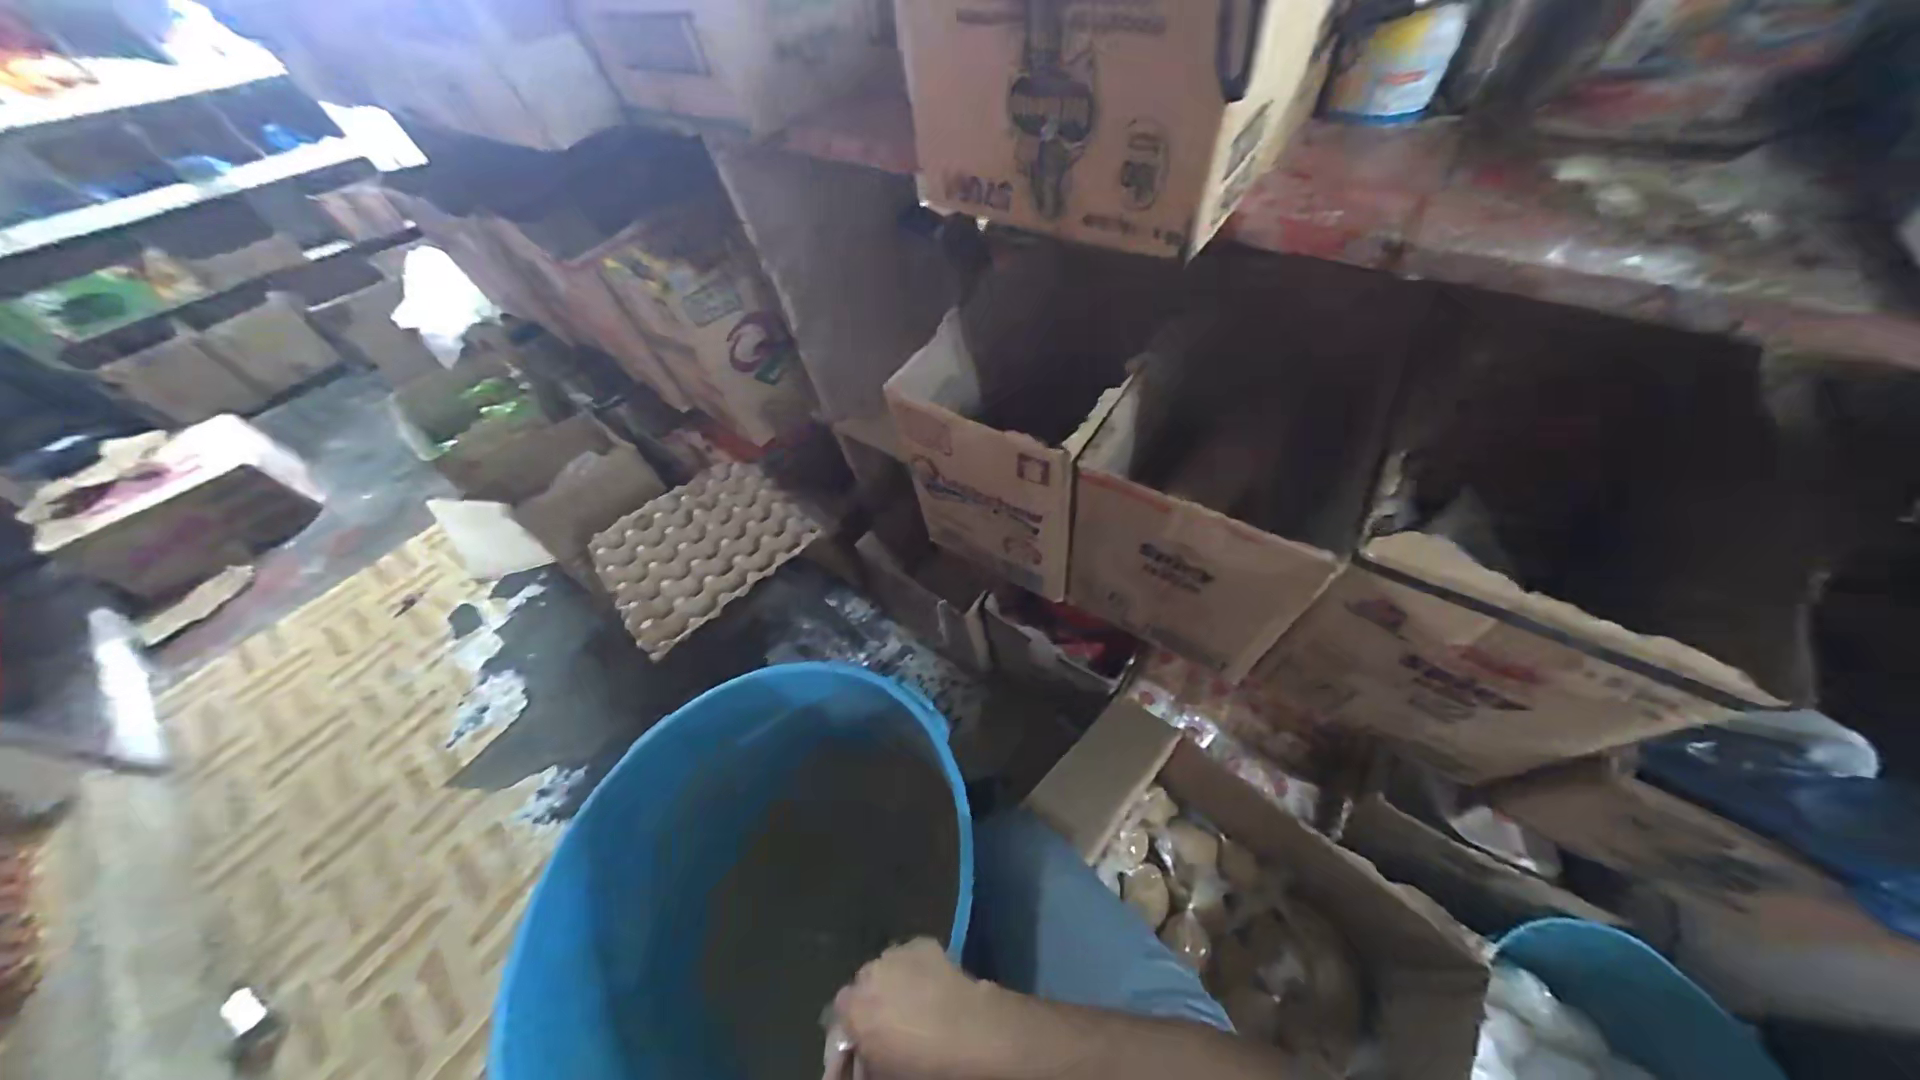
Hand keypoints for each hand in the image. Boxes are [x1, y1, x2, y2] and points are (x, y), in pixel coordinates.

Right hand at [832, 938, 1023, 1079]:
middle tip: (886, 1029)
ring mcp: (895, 952)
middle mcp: (868, 974)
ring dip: (889, 984)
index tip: (857, 1053)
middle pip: (859, 989)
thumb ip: (863, 1060)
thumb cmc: (923, 1063)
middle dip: (868, 1007)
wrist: (971, 1031)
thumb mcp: (883, 1071)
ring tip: (909, 1004)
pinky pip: (908, 957)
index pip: (836, 1020)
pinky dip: (913, 970)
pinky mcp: (922, 943)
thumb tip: (861, 1058)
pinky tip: (928, 985)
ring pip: (883, 969)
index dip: (847, 1038)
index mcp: (853, 1009)